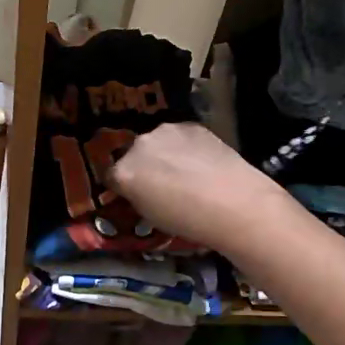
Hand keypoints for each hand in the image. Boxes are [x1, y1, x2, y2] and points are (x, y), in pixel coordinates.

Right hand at [108, 122, 291, 253]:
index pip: (111, 176)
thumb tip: (140, 191)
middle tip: (161, 184)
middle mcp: (139, 145)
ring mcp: (166, 131)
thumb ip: (138, 198)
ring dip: (164, 153)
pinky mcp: (192, 124)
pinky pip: (180, 136)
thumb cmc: (188, 220)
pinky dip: (186, 147)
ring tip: (185, 172)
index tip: (133, 194)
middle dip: (143, 166)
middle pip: (134, 154)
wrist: (234, 202)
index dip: (121, 187)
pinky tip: (202, 163)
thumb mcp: (152, 217)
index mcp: (124, 172)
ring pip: (158, 142)